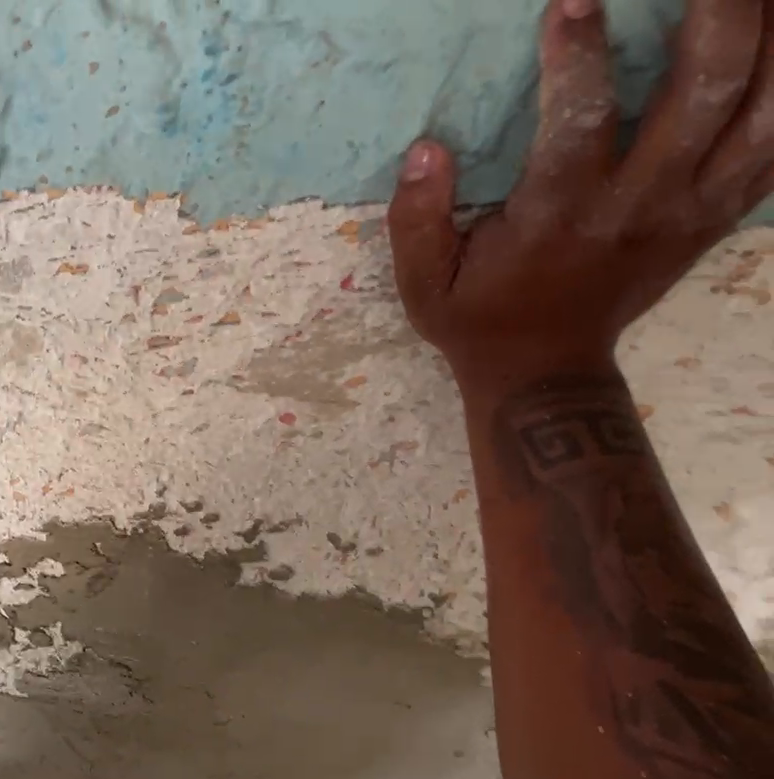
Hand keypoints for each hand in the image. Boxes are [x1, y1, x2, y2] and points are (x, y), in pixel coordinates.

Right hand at [389, 0, 773, 397]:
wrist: (543, 366)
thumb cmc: (475, 318)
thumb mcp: (422, 282)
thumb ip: (416, 219)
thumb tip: (424, 151)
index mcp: (559, 216)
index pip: (580, 120)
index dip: (578, 56)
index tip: (570, 4)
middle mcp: (640, 203)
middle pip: (706, 91)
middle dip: (719, 15)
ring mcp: (694, 205)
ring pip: (768, 104)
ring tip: (751, 0)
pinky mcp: (722, 211)